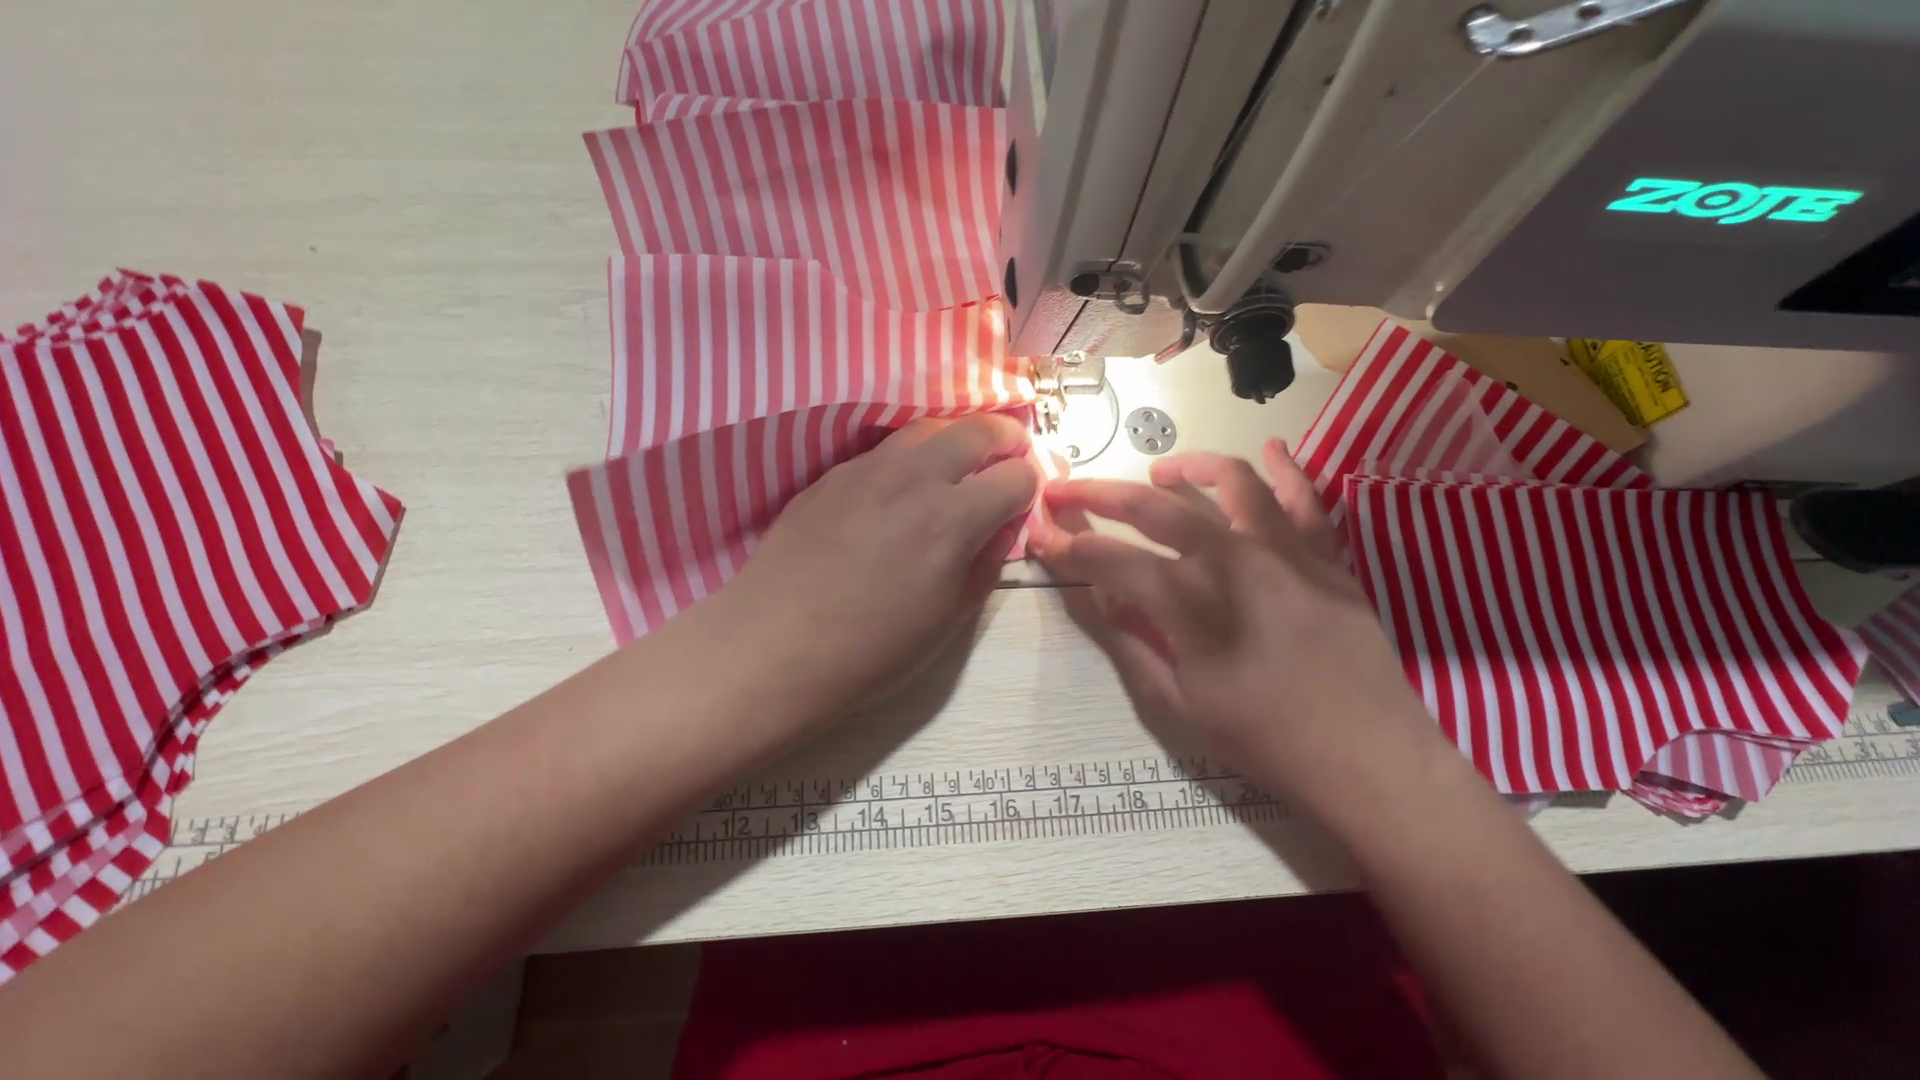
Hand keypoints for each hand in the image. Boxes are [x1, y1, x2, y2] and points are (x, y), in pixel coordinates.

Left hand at [713, 413, 1039, 717]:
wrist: (771, 646)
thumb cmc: (868, 652)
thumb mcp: (947, 622)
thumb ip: (984, 564)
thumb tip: (1001, 528)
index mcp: (952, 518)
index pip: (1017, 475)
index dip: (1030, 489)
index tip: (1023, 505)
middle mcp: (914, 477)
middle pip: (978, 429)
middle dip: (1006, 439)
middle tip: (1009, 458)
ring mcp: (867, 469)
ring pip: (928, 428)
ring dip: (956, 439)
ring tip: (958, 466)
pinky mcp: (832, 475)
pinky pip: (885, 449)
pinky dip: (910, 456)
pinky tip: (900, 489)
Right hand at [1028, 441, 1444, 812]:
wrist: (1364, 753)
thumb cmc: (1262, 739)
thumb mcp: (1177, 704)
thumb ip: (1131, 642)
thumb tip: (1101, 597)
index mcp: (1186, 601)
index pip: (1108, 559)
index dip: (1066, 546)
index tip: (1041, 536)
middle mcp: (1229, 557)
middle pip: (1152, 507)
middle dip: (1099, 493)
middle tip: (1068, 487)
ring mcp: (1282, 548)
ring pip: (1230, 480)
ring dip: (1188, 465)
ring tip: (1161, 471)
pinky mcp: (1325, 553)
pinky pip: (1304, 496)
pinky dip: (1286, 468)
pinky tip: (1272, 451)